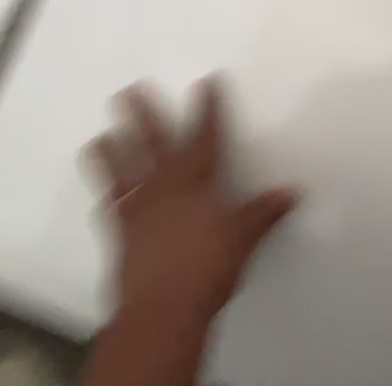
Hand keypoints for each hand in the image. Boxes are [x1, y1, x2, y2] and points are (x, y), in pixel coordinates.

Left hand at [88, 78, 298, 322]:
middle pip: (152, 144)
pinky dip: (106, 199)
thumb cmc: (208, 268)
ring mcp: (138, 210)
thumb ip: (264, 212)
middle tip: (128, 91)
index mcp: (196, 181)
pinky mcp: (119, 236)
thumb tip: (291, 191)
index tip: (206, 82)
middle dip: (143, 116)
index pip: (205, 136)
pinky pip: (110, 209)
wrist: (162, 310)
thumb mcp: (244, 237)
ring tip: (100, 135)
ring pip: (121, 172)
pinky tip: (102, 196)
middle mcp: (164, 188)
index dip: (207, 108)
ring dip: (111, 153)